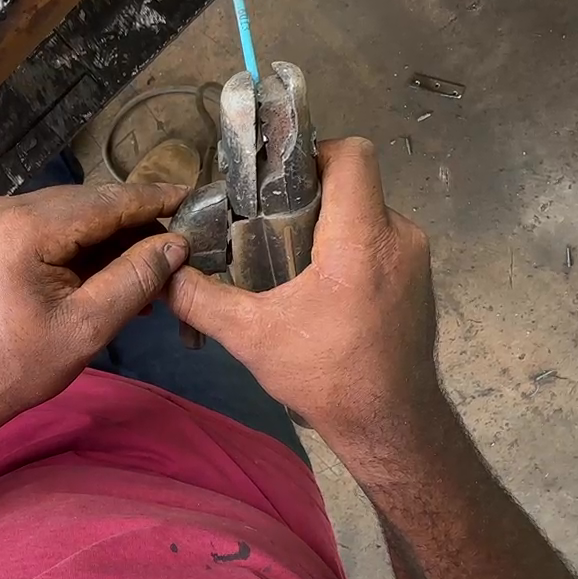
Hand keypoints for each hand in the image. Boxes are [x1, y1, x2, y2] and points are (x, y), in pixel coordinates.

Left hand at [0, 182, 189, 445]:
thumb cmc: (21, 365)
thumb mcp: (88, 326)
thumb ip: (135, 278)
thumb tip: (177, 243)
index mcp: (25, 227)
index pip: (105, 203)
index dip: (154, 201)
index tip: (196, 197)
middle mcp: (7, 208)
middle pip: (90, 204)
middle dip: (136, 224)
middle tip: (181, 243)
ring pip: (75, 215)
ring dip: (113, 238)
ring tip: (155, 267)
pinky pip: (55, 228)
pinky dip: (86, 247)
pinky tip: (117, 271)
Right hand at [166, 137, 444, 455]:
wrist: (390, 426)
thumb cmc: (326, 377)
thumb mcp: (250, 337)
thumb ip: (199, 299)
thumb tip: (160, 272)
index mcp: (362, 240)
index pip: (352, 155)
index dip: (311, 152)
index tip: (273, 181)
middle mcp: (398, 237)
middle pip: (352, 184)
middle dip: (307, 196)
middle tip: (265, 226)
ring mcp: (414, 258)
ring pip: (363, 213)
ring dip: (326, 226)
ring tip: (286, 259)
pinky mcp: (416, 279)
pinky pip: (377, 240)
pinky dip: (346, 249)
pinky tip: (317, 287)